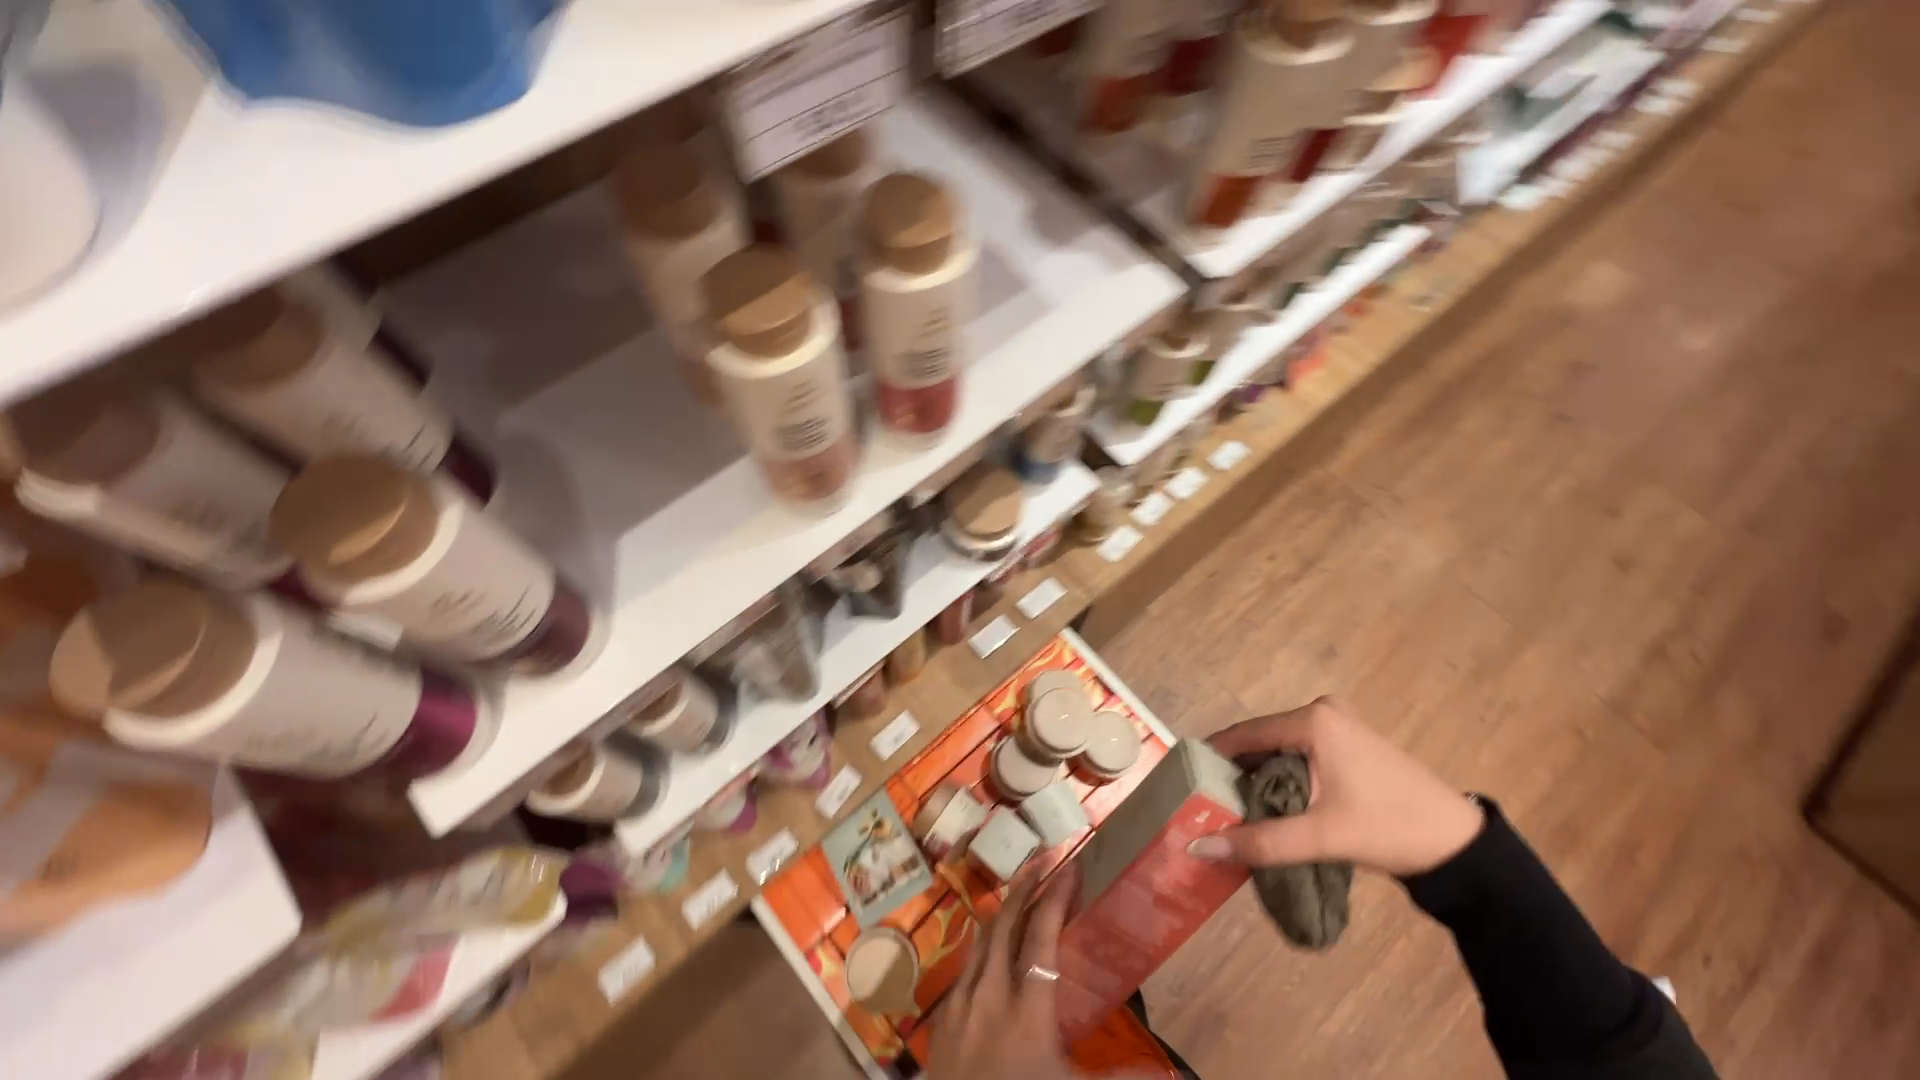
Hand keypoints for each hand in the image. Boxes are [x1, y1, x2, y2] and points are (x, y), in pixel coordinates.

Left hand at [928, 863, 1080, 1079]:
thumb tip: (1171, 1076)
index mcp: (1026, 1010)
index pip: (1041, 937)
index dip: (1057, 898)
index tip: (1071, 867)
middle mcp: (989, 995)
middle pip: (1004, 925)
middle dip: (1025, 888)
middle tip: (1043, 860)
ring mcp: (959, 1004)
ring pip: (979, 941)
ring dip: (1002, 912)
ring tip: (1021, 890)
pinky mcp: (941, 1019)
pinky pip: (964, 967)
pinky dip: (982, 945)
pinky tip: (991, 945)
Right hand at [1188, 696, 1484, 876]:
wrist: (1458, 844)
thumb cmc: (1388, 828)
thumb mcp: (1320, 836)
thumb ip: (1258, 841)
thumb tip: (1197, 847)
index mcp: (1312, 721)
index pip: (1243, 734)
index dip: (1210, 760)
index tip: (1184, 786)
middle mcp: (1321, 712)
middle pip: (1259, 741)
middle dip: (1233, 774)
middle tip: (1206, 806)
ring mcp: (1337, 725)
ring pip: (1277, 750)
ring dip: (1256, 779)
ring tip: (1231, 812)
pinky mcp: (1348, 743)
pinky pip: (1297, 755)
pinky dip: (1280, 778)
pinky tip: (1270, 807)